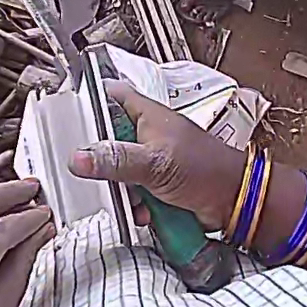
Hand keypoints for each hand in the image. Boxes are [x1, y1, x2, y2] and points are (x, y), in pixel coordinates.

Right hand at [67, 80, 247, 229]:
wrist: (236, 202)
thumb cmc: (206, 169)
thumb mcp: (154, 163)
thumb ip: (116, 160)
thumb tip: (79, 158)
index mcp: (147, 115)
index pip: (113, 94)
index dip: (92, 97)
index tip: (71, 111)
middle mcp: (148, 134)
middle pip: (110, 137)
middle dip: (102, 157)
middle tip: (91, 167)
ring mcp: (153, 159)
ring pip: (120, 168)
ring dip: (119, 186)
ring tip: (124, 196)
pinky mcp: (158, 184)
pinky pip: (134, 191)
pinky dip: (135, 203)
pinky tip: (141, 211)